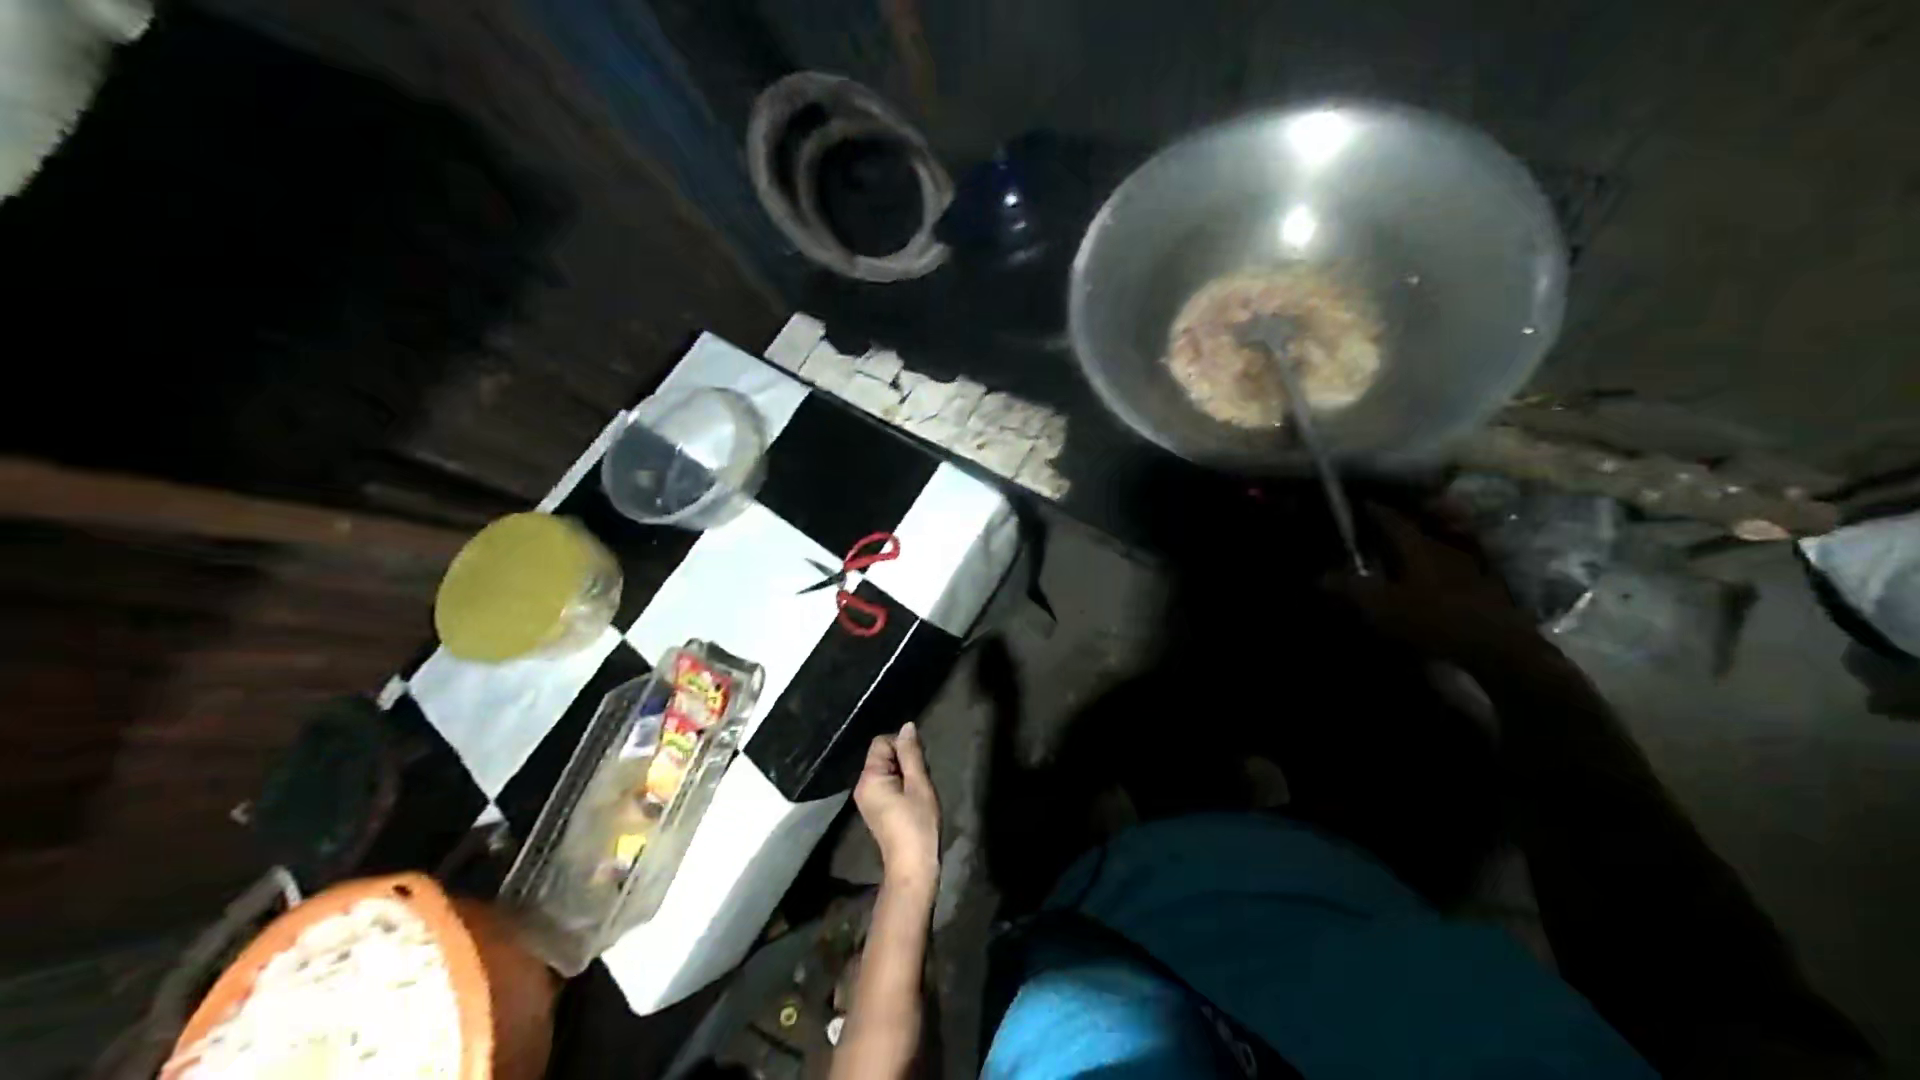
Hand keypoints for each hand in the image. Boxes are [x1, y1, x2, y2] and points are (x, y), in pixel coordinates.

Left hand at [854, 722, 940, 889]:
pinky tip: (913, 800)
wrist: (912, 868)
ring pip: (886, 770)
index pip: (882, 742)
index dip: (902, 746)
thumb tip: (907, 726)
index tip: (919, 764)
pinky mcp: (874, 809)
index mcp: (869, 778)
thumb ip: (911, 753)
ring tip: (918, 791)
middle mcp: (862, 786)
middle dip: (904, 760)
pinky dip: (900, 785)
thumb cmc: (918, 825)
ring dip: (905, 774)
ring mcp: (866, 799)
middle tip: (921, 780)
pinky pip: (886, 784)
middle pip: (882, 755)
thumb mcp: (919, 784)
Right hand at [1326, 505, 1558, 674]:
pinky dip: (1446, 566)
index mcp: (1417, 546)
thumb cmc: (1432, 619)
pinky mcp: (1487, 588)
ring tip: (1409, 550)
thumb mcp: (1381, 606)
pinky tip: (1438, 577)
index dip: (1375, 511)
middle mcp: (1444, 548)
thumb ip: (1350, 589)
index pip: (1392, 520)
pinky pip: (1460, 567)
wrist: (1497, 647)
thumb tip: (1318, 577)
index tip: (1361, 504)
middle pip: (1421, 528)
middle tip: (1383, 525)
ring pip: (1443, 545)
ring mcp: (1470, 567)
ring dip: (1427, 543)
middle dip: (1402, 524)